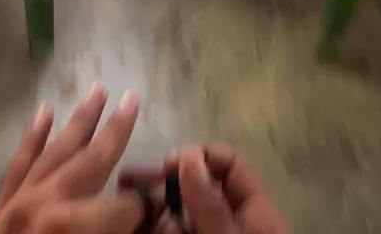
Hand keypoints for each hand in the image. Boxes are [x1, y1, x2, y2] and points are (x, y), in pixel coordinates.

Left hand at [0, 84, 149, 233]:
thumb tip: (150, 224)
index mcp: (74, 228)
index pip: (124, 209)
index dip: (146, 207)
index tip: (164, 202)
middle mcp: (48, 205)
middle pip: (92, 161)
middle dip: (116, 130)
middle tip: (134, 98)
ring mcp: (19, 202)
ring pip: (56, 150)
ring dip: (78, 120)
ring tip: (96, 89)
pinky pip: (19, 164)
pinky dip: (33, 138)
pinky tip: (44, 112)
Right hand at [120, 145, 290, 233]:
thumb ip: (210, 202)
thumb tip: (188, 154)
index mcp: (255, 209)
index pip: (228, 163)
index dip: (199, 155)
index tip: (168, 164)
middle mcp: (234, 220)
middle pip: (197, 188)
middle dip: (162, 182)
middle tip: (128, 182)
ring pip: (181, 214)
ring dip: (154, 206)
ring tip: (125, 206)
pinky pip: (175, 232)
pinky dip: (157, 226)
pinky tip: (134, 225)